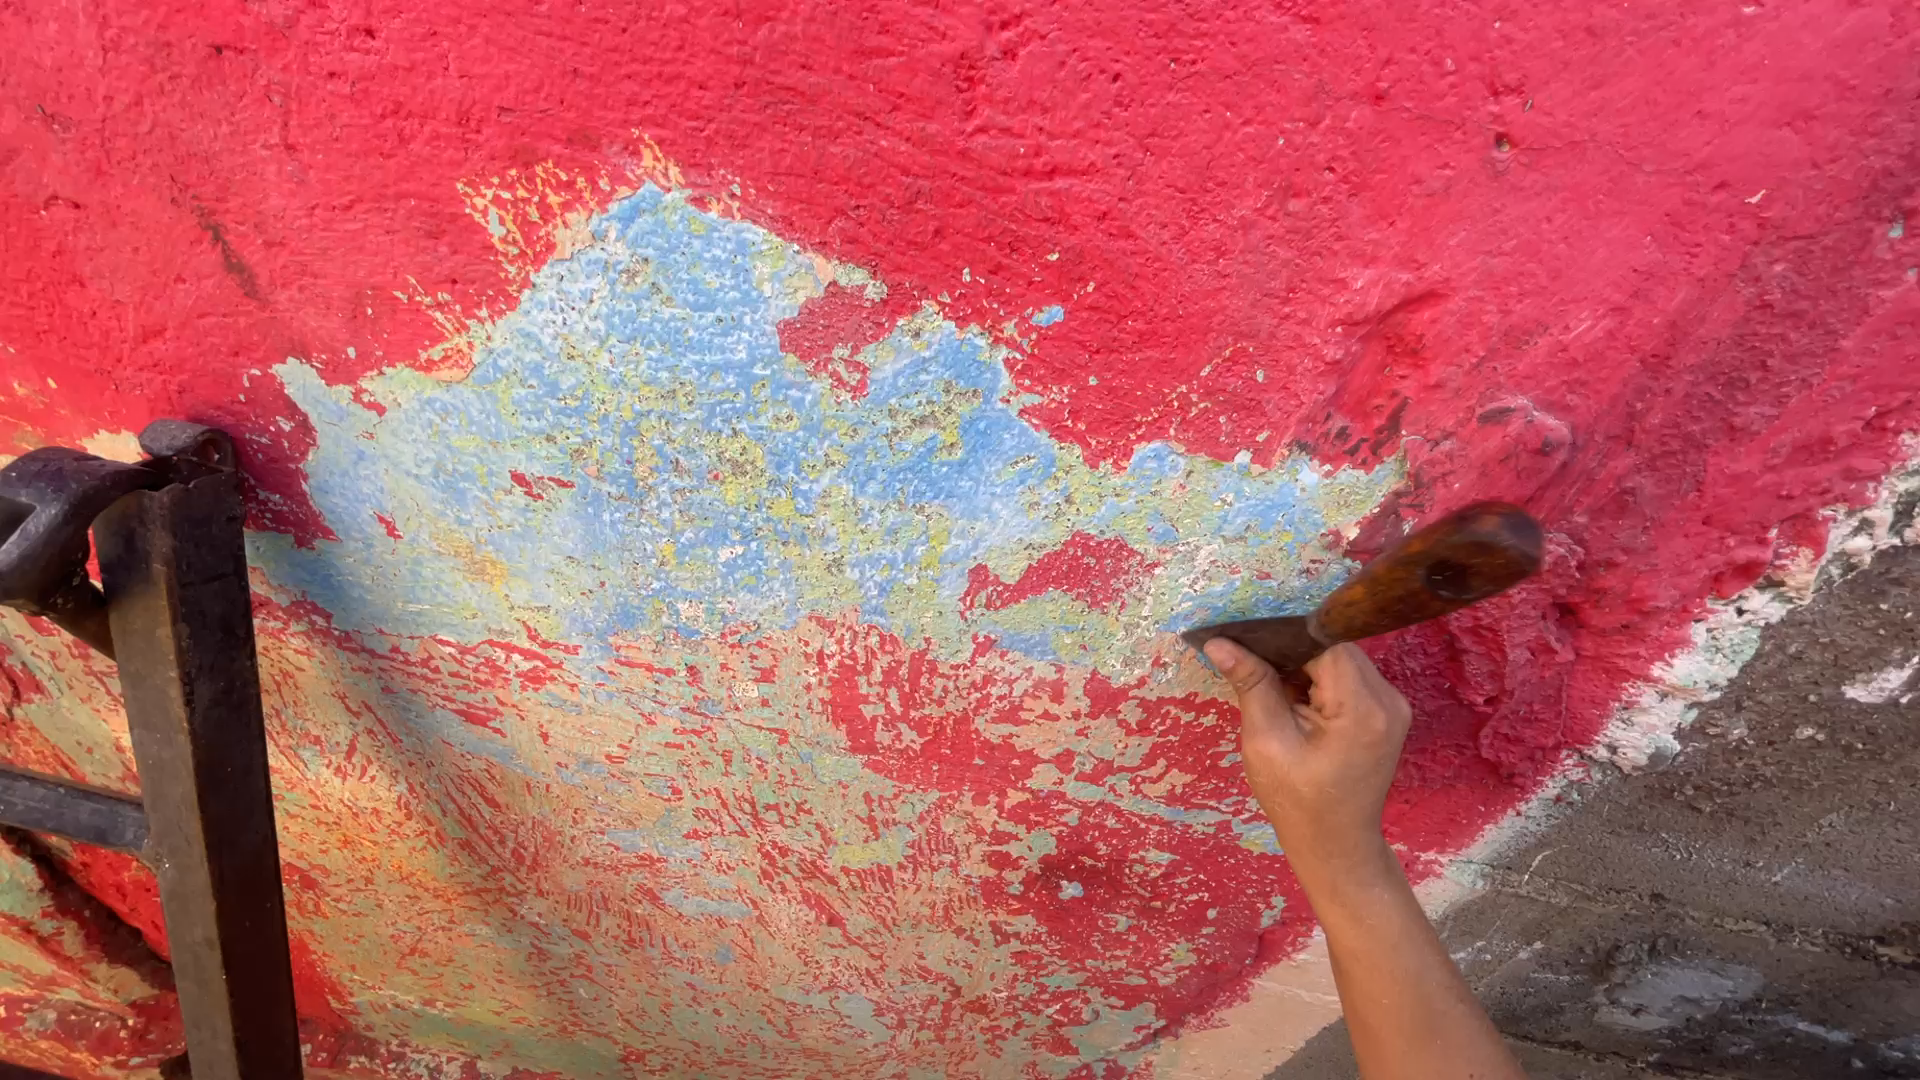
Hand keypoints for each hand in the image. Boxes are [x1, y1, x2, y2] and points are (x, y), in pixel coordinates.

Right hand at [1203, 639, 1411, 887]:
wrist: (1335, 844)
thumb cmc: (1296, 799)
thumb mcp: (1265, 740)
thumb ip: (1250, 683)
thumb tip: (1217, 641)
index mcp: (1362, 707)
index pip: (1322, 644)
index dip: (1282, 637)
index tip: (1243, 640)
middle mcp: (1388, 699)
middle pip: (1333, 648)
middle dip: (1290, 652)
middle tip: (1249, 664)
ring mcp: (1391, 705)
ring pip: (1338, 659)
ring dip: (1302, 666)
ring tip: (1268, 684)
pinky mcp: (1384, 712)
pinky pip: (1346, 676)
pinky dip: (1316, 680)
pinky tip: (1291, 698)